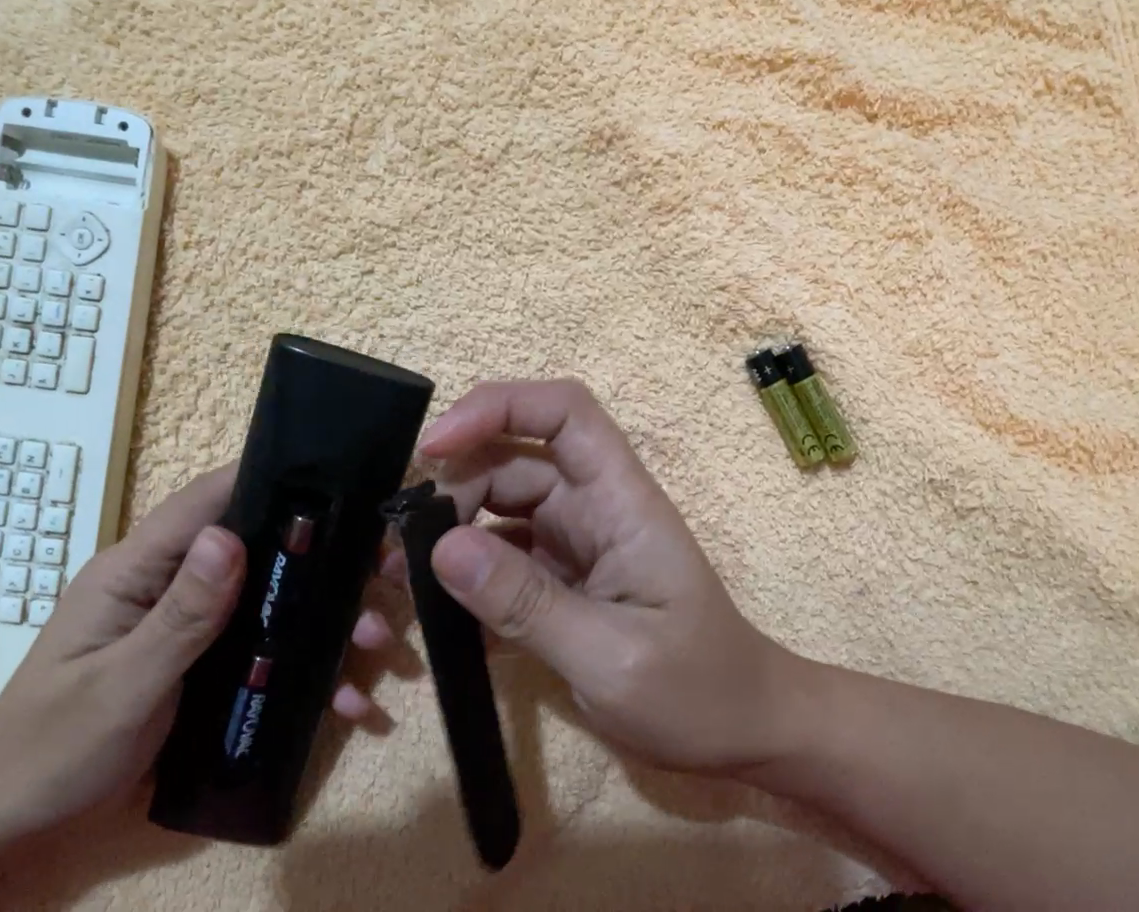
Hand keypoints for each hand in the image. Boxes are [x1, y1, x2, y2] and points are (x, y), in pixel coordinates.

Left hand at [0, 463, 394, 841]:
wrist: (8, 826)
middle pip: (263, 550)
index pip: (209, 501)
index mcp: (136, 572)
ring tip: (379, 644)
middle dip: (330, 562)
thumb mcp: (119, 686)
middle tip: (388, 574)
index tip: (347, 487)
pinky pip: (270, 652)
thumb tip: (231, 535)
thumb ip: (179, 614)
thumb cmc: (51, 750)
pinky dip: (312, 673)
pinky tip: (348, 702)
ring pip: (278, 602)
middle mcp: (170, 587)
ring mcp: (193, 627)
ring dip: (332, 621)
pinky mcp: (208, 665)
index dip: (275, 482)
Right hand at [418, 379, 802, 773]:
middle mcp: (594, 510)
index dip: (498, 408)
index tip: (433, 449)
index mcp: (621, 502)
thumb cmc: (695, 689)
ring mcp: (576, 546)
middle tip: (401, 553)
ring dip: (447, 541)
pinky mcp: (561, 585)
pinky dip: (464, 584)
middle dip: (452, 493)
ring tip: (398, 585)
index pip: (565, 413)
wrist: (740, 731)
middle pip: (512, 464)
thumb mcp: (609, 657)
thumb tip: (441, 548)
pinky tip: (432, 622)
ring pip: (497, 514)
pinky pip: (501, 565)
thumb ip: (526, 603)